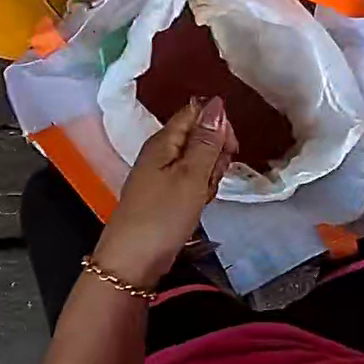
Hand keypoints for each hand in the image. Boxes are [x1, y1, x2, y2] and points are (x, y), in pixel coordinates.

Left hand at [92, 96, 237, 286]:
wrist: (133, 261)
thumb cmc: (162, 216)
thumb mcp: (191, 176)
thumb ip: (206, 141)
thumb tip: (216, 103)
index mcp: (164, 140)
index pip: (196, 113)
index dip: (218, 125)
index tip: (230, 148)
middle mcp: (162, 152)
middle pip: (200, 137)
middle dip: (216, 155)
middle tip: (211, 178)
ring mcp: (163, 173)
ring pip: (200, 162)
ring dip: (210, 176)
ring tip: (203, 196)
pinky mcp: (167, 193)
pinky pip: (192, 181)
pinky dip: (200, 191)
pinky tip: (199, 205)